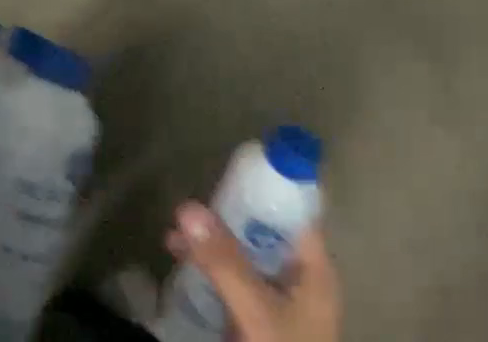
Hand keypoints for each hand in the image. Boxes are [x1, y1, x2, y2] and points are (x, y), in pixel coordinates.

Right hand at [164, 202, 340, 341]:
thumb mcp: (254, 309)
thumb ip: (223, 261)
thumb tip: (187, 206)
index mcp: (314, 268)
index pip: (295, 210)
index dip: (268, 185)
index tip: (232, 167)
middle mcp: (300, 278)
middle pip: (265, 230)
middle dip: (227, 214)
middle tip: (190, 204)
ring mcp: (280, 301)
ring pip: (245, 255)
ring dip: (212, 241)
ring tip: (173, 234)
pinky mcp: (259, 320)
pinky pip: (235, 281)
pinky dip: (210, 268)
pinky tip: (180, 261)